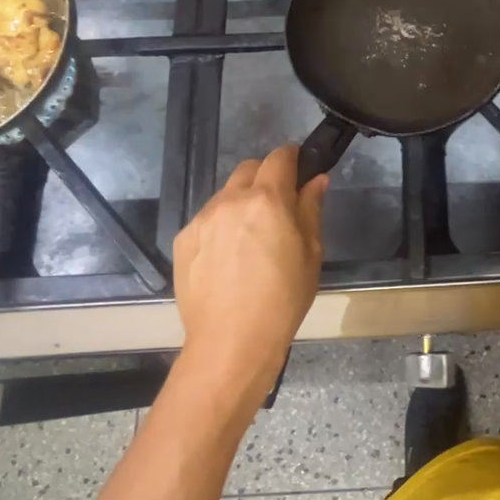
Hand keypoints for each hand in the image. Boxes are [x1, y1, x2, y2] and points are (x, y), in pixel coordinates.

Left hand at [170, 145, 327, 389]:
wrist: (231, 341)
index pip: (279, 157)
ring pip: (226, 194)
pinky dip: (222, 224)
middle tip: (279, 204)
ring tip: (252, 236)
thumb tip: (316, 180)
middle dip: (266, 176)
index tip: (301, 169)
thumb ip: (311, 209)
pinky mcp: (183, 240)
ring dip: (242, 201)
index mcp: (268, 200)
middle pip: (249, 169)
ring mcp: (202, 220)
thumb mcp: (311, 253)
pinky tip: (230, 256)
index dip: (293, 158)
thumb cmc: (283, 299)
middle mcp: (230, 200)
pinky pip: (207, 219)